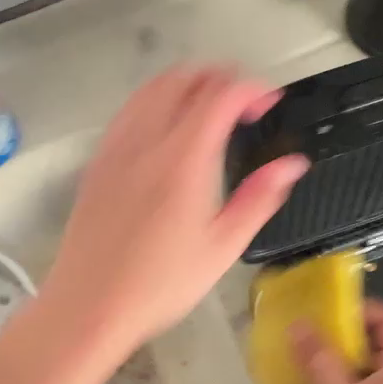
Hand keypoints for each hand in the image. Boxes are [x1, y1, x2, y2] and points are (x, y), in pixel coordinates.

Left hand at [41, 66, 308, 355]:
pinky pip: (128, 110)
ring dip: (187, 83)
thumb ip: (259, 198)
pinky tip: (167, 129)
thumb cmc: (161, 285)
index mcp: (183, 159)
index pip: (221, 95)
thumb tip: (293, 164)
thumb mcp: (222, 248)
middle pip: (184, 77)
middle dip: (221, 77)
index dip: (253, 88)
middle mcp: (146, 141)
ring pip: (152, 87)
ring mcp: (115, 147)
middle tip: (245, 102)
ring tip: (211, 108)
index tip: (271, 103)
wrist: (89, 306)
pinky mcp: (97, 161)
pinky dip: (155, 101)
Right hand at [293, 300, 382, 383]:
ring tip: (309, 356)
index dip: (362, 308)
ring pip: (369, 359)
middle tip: (312, 333)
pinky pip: (365, 379)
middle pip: (379, 335)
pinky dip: (344, 374)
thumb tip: (299, 324)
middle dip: (345, 330)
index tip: (329, 313)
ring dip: (341, 354)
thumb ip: (318, 359)